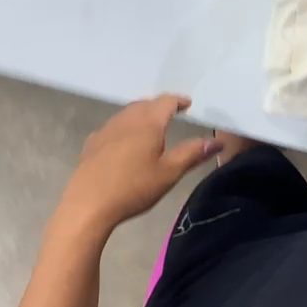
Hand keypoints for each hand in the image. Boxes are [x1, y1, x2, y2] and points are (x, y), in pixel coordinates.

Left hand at [56, 94, 222, 231]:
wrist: (88, 205)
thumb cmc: (134, 187)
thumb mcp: (169, 173)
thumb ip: (192, 153)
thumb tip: (217, 141)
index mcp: (148, 123)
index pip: (165, 102)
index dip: (179, 101)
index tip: (188, 105)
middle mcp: (126, 120)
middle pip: (145, 104)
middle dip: (160, 106)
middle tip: (172, 114)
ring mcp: (106, 130)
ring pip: (127, 114)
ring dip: (142, 114)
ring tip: (151, 126)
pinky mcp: (92, 144)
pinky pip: (113, 127)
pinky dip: (125, 127)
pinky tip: (125, 142)